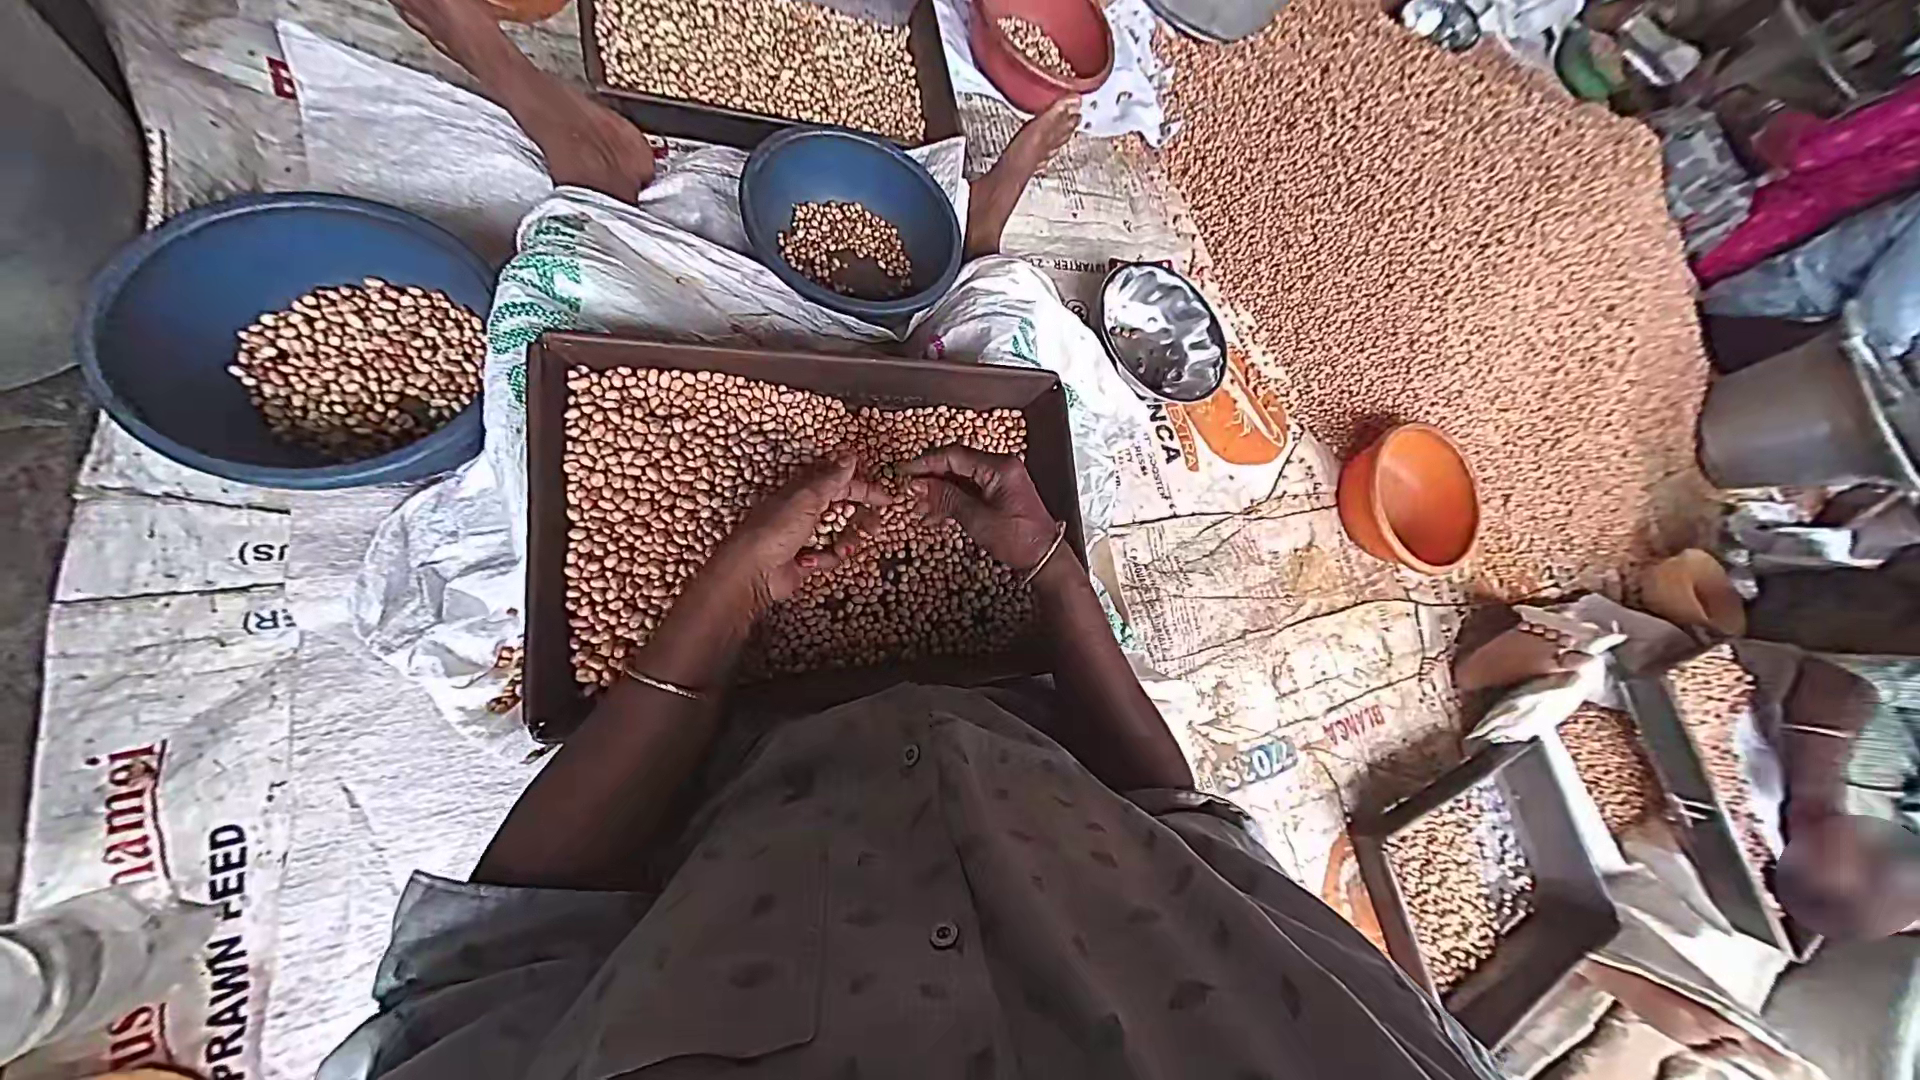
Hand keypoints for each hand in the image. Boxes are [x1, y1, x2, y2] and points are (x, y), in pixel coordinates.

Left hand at [704, 455, 891, 622]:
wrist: (752, 571)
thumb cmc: (775, 531)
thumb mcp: (807, 500)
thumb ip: (831, 480)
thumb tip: (850, 457)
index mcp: (805, 491)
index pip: (842, 484)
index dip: (864, 490)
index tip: (886, 500)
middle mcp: (807, 511)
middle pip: (844, 511)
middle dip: (860, 520)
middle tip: (873, 529)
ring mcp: (807, 536)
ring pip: (840, 535)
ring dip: (844, 543)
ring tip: (841, 549)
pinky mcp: (807, 558)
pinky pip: (829, 556)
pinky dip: (824, 559)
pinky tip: (811, 561)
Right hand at [902, 446, 1058, 571]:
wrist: (1044, 556)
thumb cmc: (1018, 538)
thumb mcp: (977, 519)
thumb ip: (946, 498)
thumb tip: (919, 486)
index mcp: (999, 467)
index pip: (954, 455)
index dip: (926, 462)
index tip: (905, 472)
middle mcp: (1001, 467)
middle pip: (956, 464)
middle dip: (930, 479)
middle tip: (909, 492)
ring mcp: (1001, 479)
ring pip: (960, 478)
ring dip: (939, 491)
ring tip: (919, 508)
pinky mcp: (999, 492)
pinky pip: (969, 489)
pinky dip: (952, 499)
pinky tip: (936, 513)